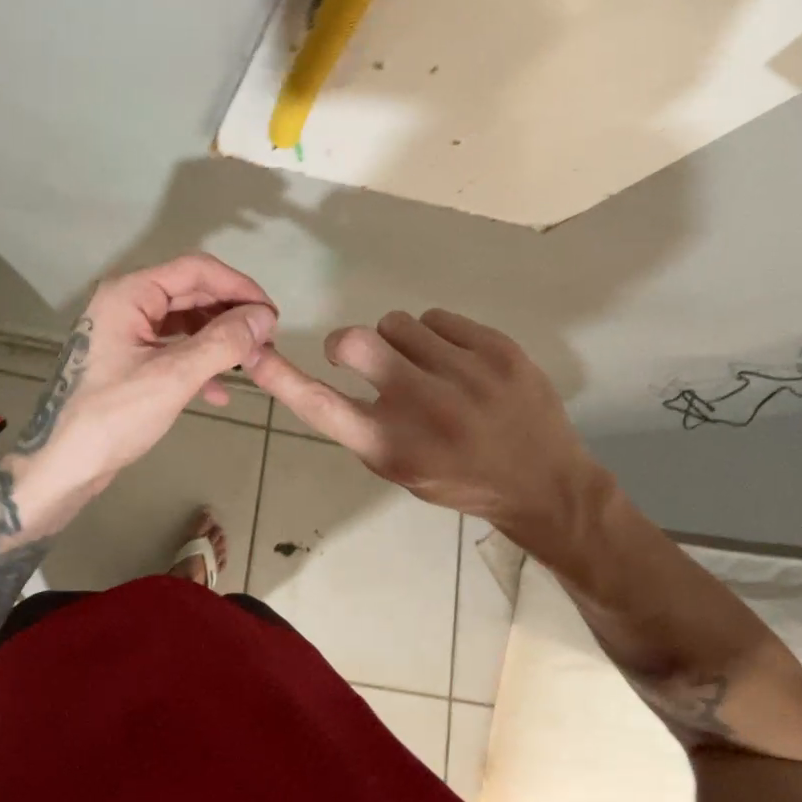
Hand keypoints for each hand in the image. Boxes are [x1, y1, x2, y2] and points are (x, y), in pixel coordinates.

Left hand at [6, 254, 276, 515]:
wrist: (63, 466)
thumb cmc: (113, 416)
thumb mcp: (174, 377)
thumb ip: (223, 342)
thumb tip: (264, 317)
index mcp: (129, 294)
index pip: (195, 270)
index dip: (238, 286)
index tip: (271, 314)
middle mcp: (125, 303)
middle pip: (190, 293)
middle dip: (231, 314)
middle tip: (267, 340)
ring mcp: (124, 331)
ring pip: (184, 321)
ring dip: (218, 339)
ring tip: (250, 363)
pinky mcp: (126, 359)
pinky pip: (171, 347)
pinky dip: (198, 362)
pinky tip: (219, 392)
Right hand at [250, 309, 610, 547]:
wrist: (546, 484)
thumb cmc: (458, 479)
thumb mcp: (399, 467)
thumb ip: (361, 424)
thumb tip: (326, 368)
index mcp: (391, 447)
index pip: (322, 406)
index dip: (283, 377)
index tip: (256, 355)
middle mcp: (424, 409)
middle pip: (356, 341)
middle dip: (348, 344)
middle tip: (361, 356)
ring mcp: (466, 375)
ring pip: (397, 323)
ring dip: (398, 341)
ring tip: (425, 367)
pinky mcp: (498, 350)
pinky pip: (437, 318)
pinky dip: (436, 336)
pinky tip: (456, 363)